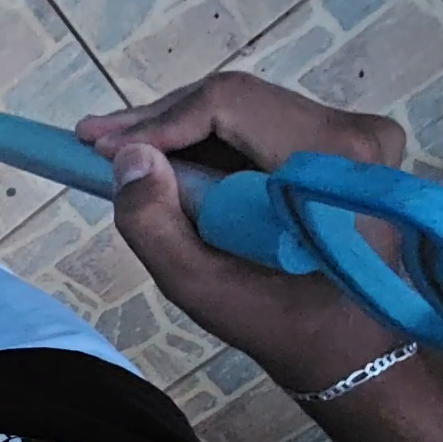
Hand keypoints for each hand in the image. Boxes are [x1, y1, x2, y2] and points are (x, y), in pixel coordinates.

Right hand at [76, 72, 410, 392]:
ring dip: (170, 130)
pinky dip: (196, 142)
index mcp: (330, 160)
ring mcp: (350, 136)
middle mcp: (353, 131)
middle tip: (89, 141)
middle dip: (153, 122)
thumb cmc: (274, 320)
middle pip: (231, 100)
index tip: (96, 149)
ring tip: (114, 151)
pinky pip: (251, 127)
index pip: (227, 105)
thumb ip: (153, 222)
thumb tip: (126, 158)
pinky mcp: (337, 146)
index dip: (154, 123)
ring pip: (237, 110)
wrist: (349, 342)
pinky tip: (155, 160)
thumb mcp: (197, 284)